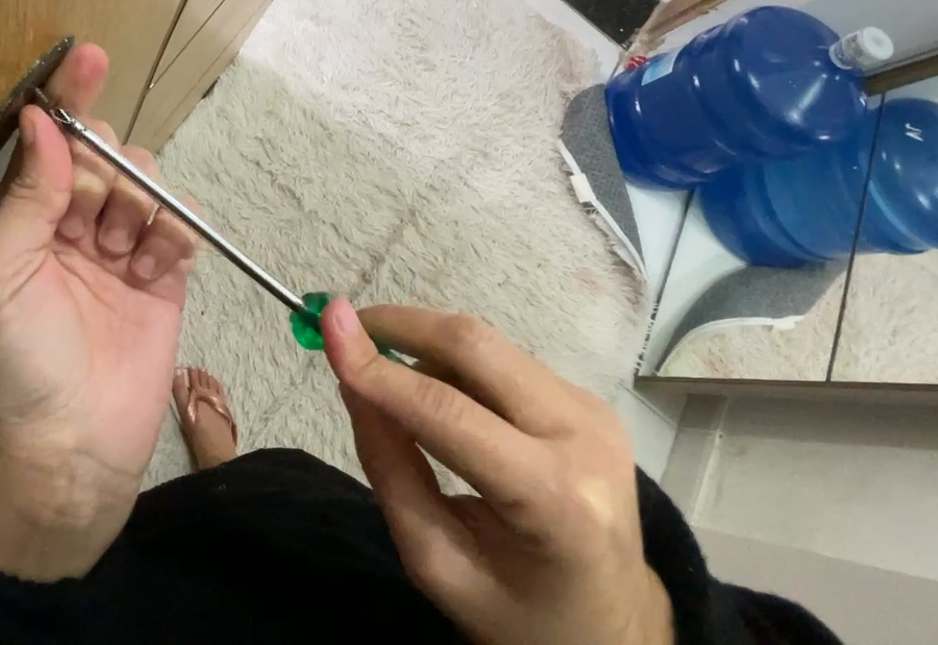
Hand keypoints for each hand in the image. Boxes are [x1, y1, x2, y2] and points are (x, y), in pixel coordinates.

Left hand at [0, 44, 196, 579]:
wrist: (70, 450)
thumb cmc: (17, 362)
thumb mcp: (1, 274)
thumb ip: (26, 195)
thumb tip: (40, 119)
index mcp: (23, 220)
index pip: (49, 143)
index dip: (67, 99)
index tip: (89, 57)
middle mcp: (71, 225)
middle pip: (106, 156)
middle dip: (107, 172)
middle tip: (94, 221)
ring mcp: (120, 250)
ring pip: (146, 184)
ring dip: (139, 207)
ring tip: (122, 259)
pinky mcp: (163, 276)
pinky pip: (180, 224)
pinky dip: (173, 233)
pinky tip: (154, 270)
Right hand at [321, 299, 673, 644]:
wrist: (611, 627)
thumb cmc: (515, 608)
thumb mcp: (434, 560)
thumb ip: (388, 466)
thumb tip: (351, 378)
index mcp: (553, 500)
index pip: (447, 411)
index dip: (379, 366)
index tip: (326, 324)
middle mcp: (583, 438)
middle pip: (475, 347)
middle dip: (400, 324)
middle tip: (347, 327)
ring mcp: (592, 411)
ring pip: (487, 345)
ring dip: (425, 347)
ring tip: (396, 388)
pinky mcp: (589, 399)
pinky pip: (503, 359)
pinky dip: (454, 364)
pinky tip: (444, 400)